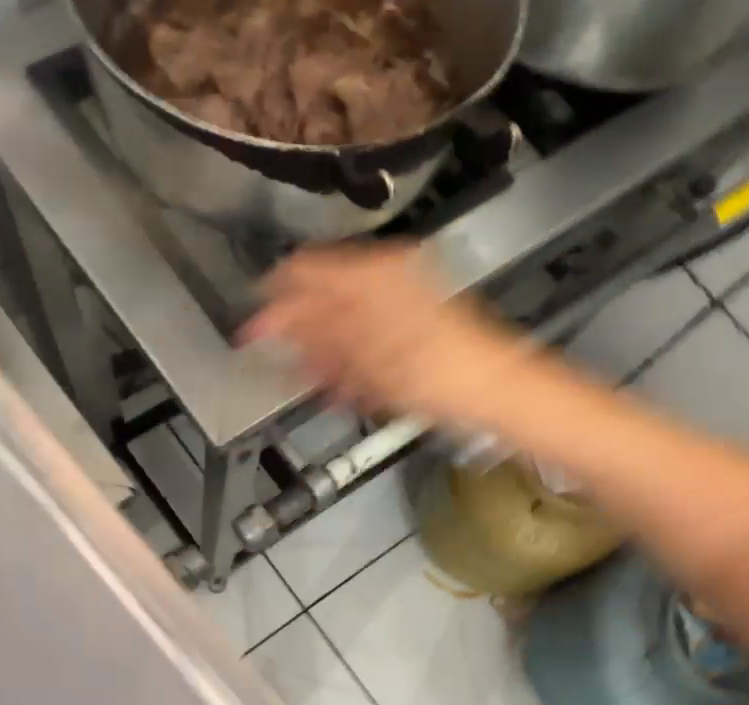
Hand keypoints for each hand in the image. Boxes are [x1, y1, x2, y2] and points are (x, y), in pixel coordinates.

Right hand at [241, 244, 543, 427]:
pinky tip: (352, 387)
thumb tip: (270, 317)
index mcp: (370, 272)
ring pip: (344, 321)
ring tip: (329, 387)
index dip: (272, 303)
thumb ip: (310, 330)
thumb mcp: (361, 355)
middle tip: (297, 371)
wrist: (493, 389)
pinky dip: (355, 361)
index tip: (255, 334)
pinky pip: (368, 335)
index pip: (299, 270)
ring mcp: (400, 296)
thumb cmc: (438, 370)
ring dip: (329, 356)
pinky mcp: (413, 320)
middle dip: (306, 338)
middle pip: (322, 298)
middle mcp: (384, 275)